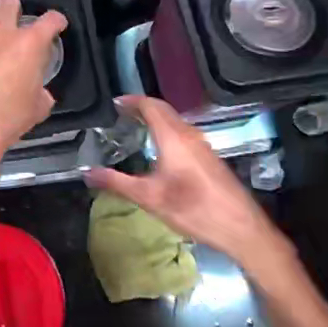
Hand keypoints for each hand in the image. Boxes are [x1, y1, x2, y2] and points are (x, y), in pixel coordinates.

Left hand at [0, 0, 67, 163]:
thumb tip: (40, 93)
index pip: (50, 20)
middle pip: (8, 2)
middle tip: (17, 23)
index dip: (57, 20)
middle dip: (15, 8)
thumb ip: (41, 94)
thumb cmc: (7, 118)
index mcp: (29, 44)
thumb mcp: (37, 109)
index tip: (57, 24)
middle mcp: (0, 34)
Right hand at [84, 95, 288, 270]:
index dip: (132, 101)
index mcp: (173, 136)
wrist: (240, 225)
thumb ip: (117, 183)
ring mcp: (202, 144)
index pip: (150, 105)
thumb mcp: (150, 198)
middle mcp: (188, 133)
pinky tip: (160, 149)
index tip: (116, 103)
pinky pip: (183, 133)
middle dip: (142, 107)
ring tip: (137, 128)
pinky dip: (167, 130)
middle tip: (122, 114)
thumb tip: (87, 172)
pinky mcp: (209, 156)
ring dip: (156, 118)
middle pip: (163, 110)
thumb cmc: (193, 209)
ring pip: (175, 121)